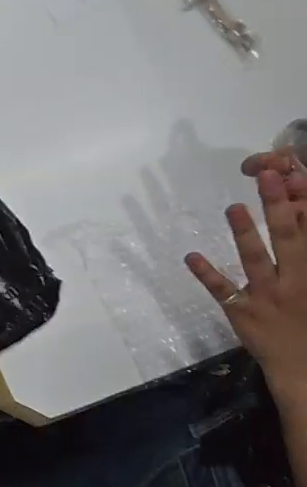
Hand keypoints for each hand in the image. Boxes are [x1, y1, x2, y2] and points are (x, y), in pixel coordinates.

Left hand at [186, 161, 306, 402]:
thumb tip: (302, 225)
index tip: (299, 175)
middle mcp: (301, 277)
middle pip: (292, 235)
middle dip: (281, 205)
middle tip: (270, 176)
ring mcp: (269, 294)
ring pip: (257, 257)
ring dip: (245, 231)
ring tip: (234, 207)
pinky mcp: (242, 312)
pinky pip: (221, 290)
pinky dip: (206, 273)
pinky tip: (191, 255)